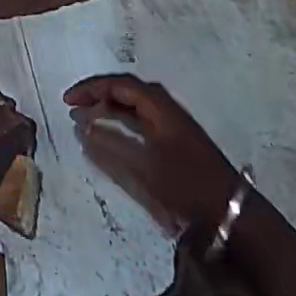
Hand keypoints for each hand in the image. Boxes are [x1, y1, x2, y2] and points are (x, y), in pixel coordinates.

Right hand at [65, 74, 240, 236]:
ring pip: (135, 104)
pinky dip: (120, 118)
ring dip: (108, 105)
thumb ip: (111, 143)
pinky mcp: (174, 140)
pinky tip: (110, 131)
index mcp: (160, 108)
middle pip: (128, 89)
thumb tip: (83, 125)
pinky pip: (141, 118)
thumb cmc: (185, 185)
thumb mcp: (143, 165)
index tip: (67, 101)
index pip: (120, 84)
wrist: (228, 210)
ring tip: (86, 116)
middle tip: (73, 104)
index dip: (91, 89)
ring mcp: (172, 124)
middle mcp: (167, 109)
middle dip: (98, 92)